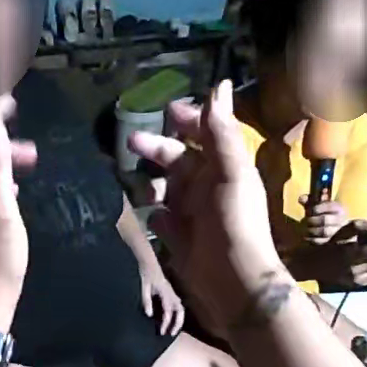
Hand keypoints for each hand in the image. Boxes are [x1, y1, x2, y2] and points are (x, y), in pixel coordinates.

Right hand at [127, 80, 287, 331]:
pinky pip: (158, 218)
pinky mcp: (176, 237)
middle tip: (130, 143)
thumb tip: (217, 86)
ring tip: (143, 190)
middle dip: (155, 149)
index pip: (203, 134)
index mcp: (222, 167)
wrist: (232, 280)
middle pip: (176, 158)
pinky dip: (153, 215)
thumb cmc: (236, 223)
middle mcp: (205, 186)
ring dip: (149, 183)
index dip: (187, 120)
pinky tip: (153, 218)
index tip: (166, 112)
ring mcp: (189, 212)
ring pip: (162, 187)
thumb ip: (221, 132)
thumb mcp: (231, 172)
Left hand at [139, 263, 184, 335]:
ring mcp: (173, 294)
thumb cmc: (146, 276)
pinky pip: (177, 306)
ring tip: (172, 330)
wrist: (150, 265)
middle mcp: (172, 294)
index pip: (169, 312)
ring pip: (181, 309)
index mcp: (166, 293)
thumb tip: (149, 315)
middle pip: (180, 311)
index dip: (166, 323)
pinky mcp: (171, 294)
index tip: (162, 332)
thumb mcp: (144, 288)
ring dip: (178, 320)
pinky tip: (171, 321)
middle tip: (171, 334)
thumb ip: (146, 301)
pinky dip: (176, 315)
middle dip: (177, 324)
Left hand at [299, 197, 350, 245]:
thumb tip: (301, 198)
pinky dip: (310, 238)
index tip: (309, 211)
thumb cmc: (323, 214)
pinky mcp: (331, 241)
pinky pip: (320, 241)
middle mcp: (340, 219)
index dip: (316, 209)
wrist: (335, 230)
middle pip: (325, 220)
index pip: (329, 206)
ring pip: (324, 231)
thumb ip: (309, 201)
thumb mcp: (317, 206)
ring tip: (305, 228)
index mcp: (338, 208)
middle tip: (305, 220)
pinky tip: (306, 235)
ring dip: (310, 229)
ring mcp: (337, 231)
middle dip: (311, 220)